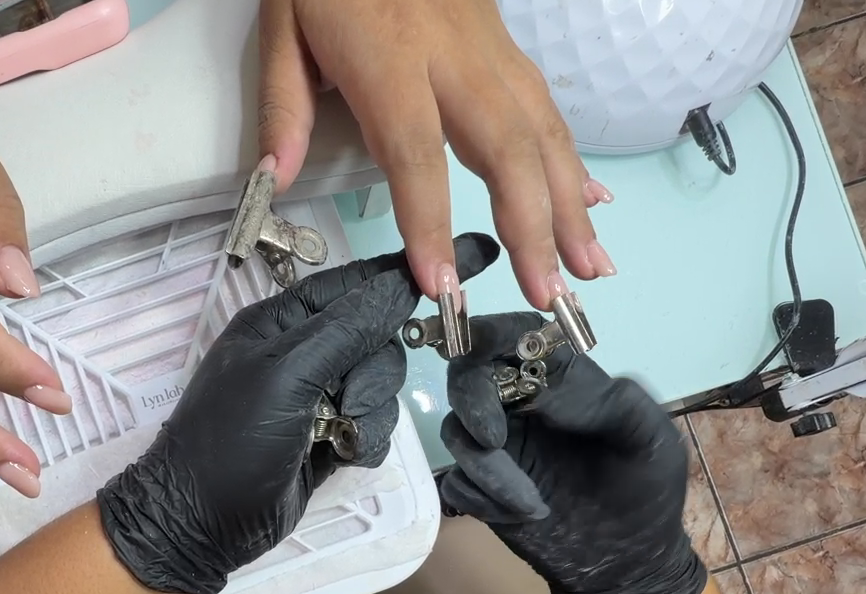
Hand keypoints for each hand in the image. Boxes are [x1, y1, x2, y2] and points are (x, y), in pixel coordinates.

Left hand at [101, 235, 500, 593]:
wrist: (204, 524)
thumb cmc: (234, 439)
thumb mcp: (286, 374)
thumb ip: (346, 329)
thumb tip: (399, 283)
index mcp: (282, 322)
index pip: (357, 284)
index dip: (408, 273)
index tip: (475, 254)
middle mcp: (302, 353)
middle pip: (377, 339)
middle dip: (372, 373)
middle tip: (346, 401)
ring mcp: (317, 398)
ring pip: (380, 386)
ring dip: (367, 413)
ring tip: (333, 436)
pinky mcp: (329, 438)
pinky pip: (374, 425)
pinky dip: (363, 441)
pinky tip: (337, 456)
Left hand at [257, 0, 614, 307]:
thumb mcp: (284, 24)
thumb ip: (284, 106)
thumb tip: (274, 180)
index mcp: (391, 60)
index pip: (415, 157)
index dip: (431, 225)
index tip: (443, 285)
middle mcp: (454, 57)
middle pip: (505, 150)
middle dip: (534, 228)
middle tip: (551, 295)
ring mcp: (489, 46)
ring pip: (541, 131)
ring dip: (571, 204)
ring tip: (590, 266)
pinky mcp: (505, 42)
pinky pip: (546, 108)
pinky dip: (571, 160)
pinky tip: (591, 199)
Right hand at [437, 316, 706, 593]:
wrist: (624, 567)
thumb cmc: (645, 495)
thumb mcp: (649, 439)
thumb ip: (608, 401)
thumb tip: (542, 390)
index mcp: (561, 382)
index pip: (513, 338)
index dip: (488, 335)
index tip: (479, 353)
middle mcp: (520, 408)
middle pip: (466, 379)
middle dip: (473, 406)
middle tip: (493, 441)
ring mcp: (496, 450)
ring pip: (456, 434)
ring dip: (488, 471)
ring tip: (532, 505)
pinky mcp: (479, 490)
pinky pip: (456, 482)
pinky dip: (482, 500)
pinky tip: (521, 516)